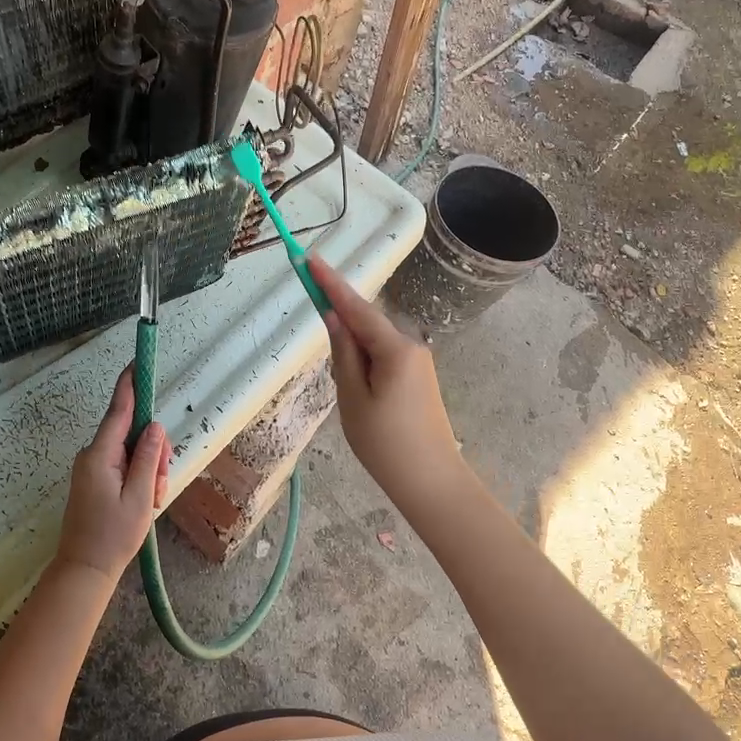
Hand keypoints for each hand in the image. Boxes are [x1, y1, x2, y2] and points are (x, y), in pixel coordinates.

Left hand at [57, 366, 168, 577]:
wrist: (85, 570)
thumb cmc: (113, 536)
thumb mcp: (140, 496)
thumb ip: (149, 458)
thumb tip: (154, 426)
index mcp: (100, 455)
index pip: (119, 410)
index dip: (130, 385)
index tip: (138, 361)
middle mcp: (92, 455)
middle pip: (131, 433)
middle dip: (154, 451)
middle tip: (162, 482)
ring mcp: (92, 468)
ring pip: (131, 452)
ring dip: (149, 469)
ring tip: (153, 500)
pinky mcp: (95, 480)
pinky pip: (123, 466)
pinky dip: (139, 478)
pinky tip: (145, 502)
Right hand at [308, 257, 468, 494]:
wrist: (432, 482)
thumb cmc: (386, 443)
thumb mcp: (353, 397)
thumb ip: (342, 352)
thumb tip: (333, 316)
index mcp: (394, 348)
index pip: (355, 306)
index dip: (329, 282)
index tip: (308, 257)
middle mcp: (411, 346)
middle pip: (365, 324)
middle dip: (340, 328)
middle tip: (333, 370)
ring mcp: (418, 362)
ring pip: (373, 344)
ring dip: (352, 356)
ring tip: (353, 403)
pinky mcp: (419, 378)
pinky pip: (383, 359)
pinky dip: (365, 365)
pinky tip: (362, 397)